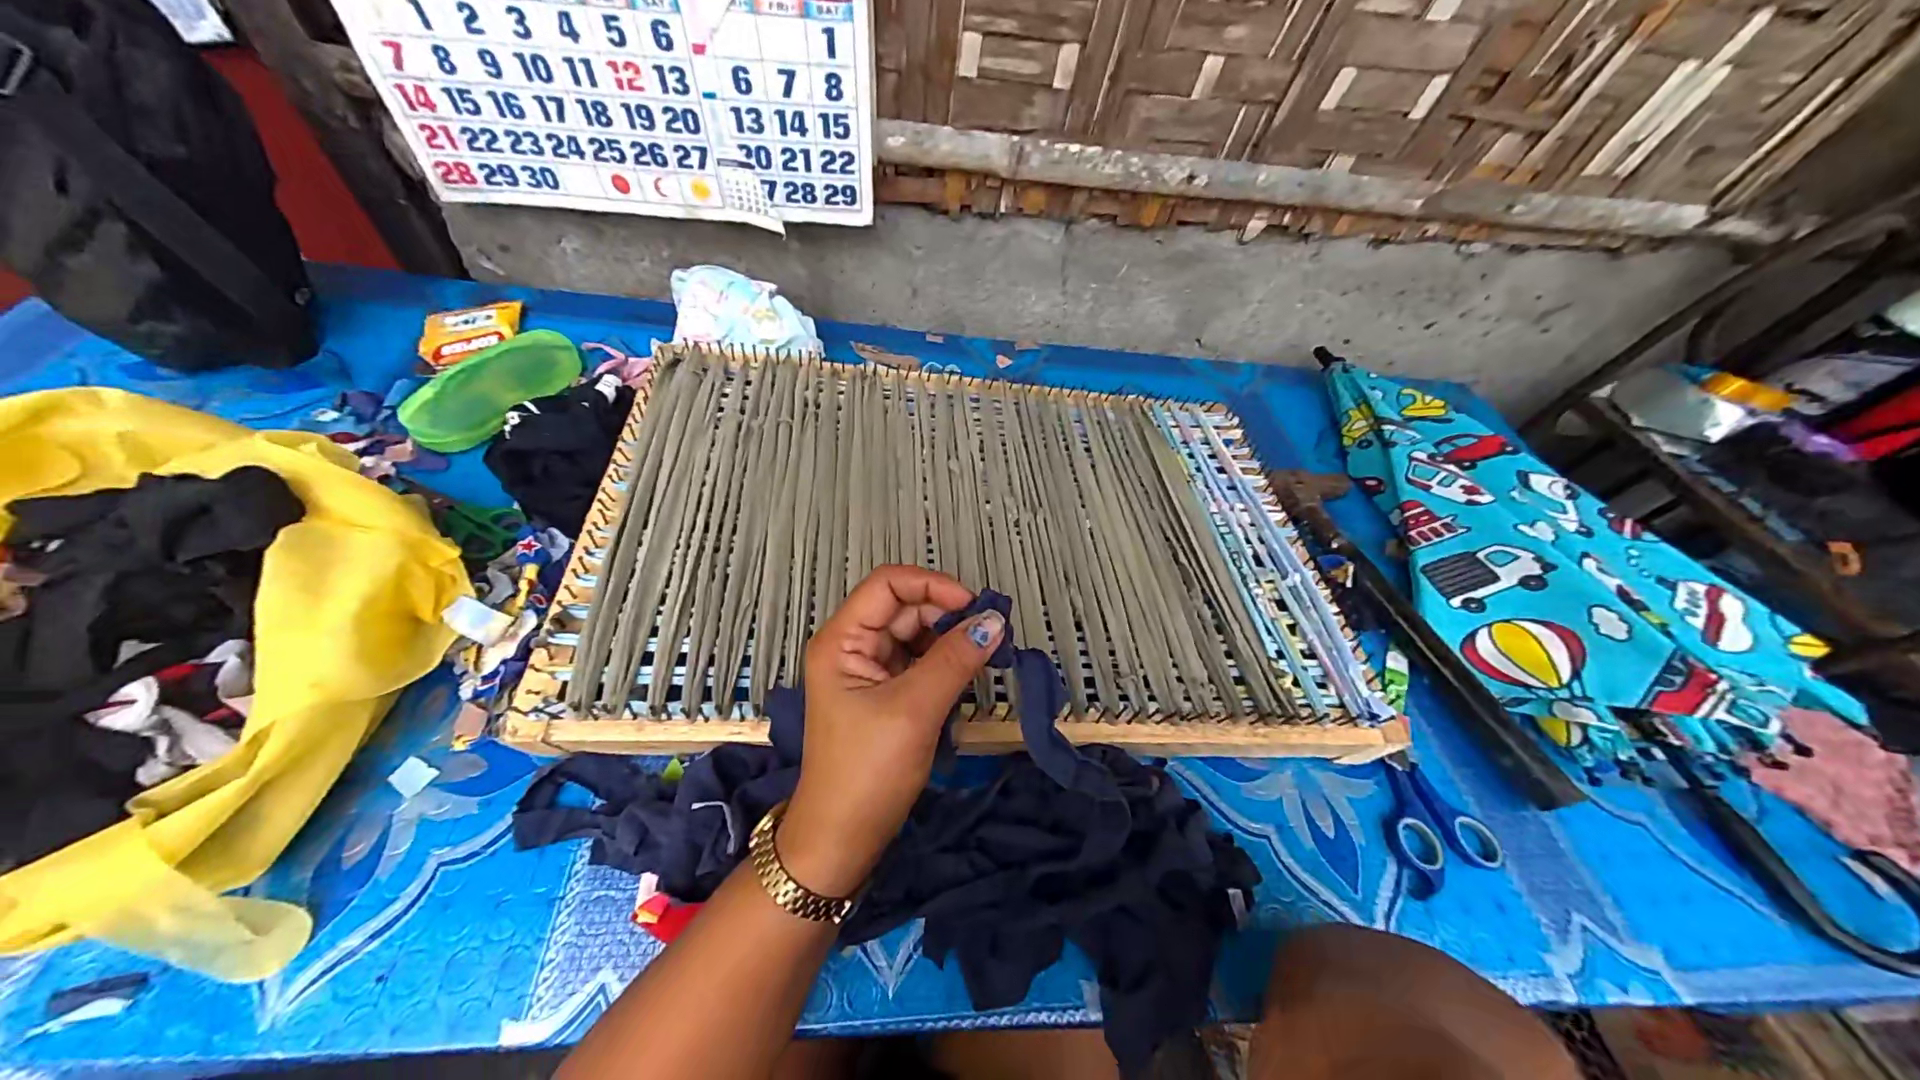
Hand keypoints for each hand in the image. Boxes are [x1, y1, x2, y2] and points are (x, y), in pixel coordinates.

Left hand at [776, 566, 1004, 896]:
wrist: (842, 839)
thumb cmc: (868, 772)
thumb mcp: (914, 710)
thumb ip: (955, 660)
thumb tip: (995, 621)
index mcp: (842, 639)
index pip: (888, 584)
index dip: (932, 585)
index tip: (975, 607)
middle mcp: (853, 646)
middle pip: (905, 608)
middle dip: (948, 616)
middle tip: (991, 638)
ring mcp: (869, 670)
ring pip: (917, 635)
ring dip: (951, 641)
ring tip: (985, 658)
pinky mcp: (886, 693)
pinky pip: (920, 662)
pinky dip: (946, 664)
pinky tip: (968, 676)